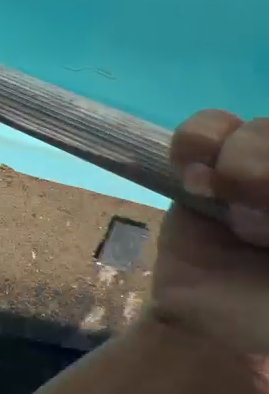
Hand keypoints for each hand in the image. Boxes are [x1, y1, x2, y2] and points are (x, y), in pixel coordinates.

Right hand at [149, 111, 268, 374]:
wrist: (221, 330)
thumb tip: (265, 203)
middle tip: (261, 212)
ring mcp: (258, 175)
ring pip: (257, 126)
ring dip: (239, 162)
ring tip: (229, 203)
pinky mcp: (205, 168)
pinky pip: (205, 126)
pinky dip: (195, 142)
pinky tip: (194, 180)